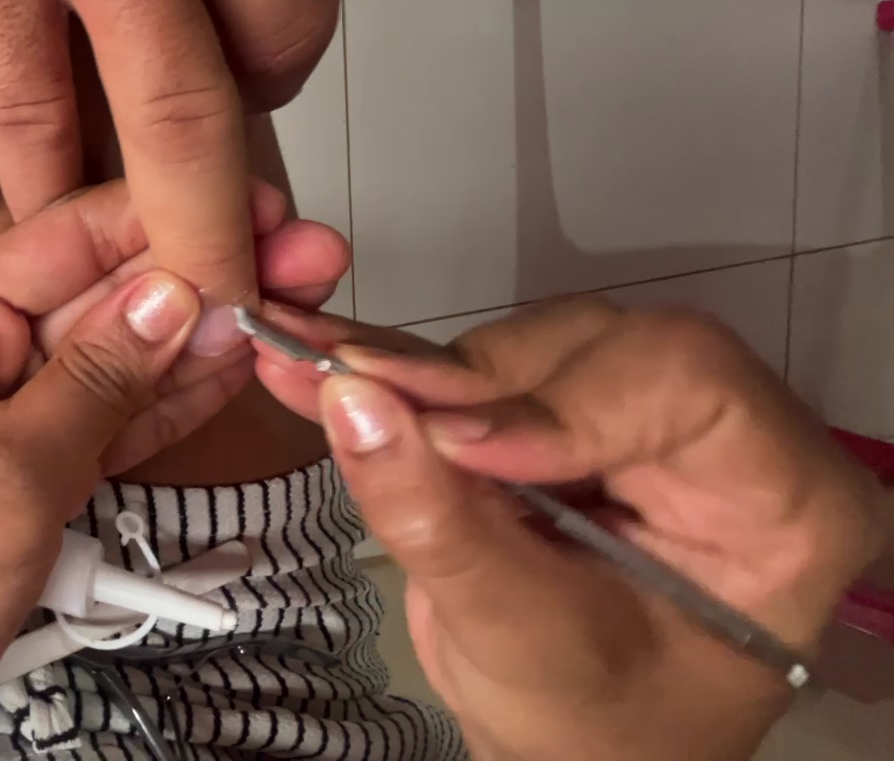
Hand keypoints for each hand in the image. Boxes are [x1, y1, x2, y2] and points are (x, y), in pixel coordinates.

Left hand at [0, 180, 271, 757]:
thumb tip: (171, 294)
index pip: (70, 237)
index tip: (258, 206)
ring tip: (297, 302)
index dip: (166, 215)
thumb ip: (92, 382)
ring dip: (206, 331)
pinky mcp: (42, 454)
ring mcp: (19, 399)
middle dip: (206, 271)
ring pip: (125, 350)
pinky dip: (174, 396)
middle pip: (109, 289)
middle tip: (309, 255)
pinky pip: (117, 412)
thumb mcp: (1, 473)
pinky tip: (238, 364)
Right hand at [257, 300, 887, 760]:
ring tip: (296, 358)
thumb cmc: (586, 718)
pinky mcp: (520, 409)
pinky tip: (297, 356)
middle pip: (576, 344)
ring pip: (495, 345)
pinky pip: (441, 368)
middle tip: (352, 387)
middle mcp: (693, 429)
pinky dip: (364, 365)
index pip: (678, 380)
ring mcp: (599, 410)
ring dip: (390, 360)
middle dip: (457, 376)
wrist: (554, 737)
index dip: (559, 398)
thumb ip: (432, 519)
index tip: (454, 445)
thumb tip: (349, 398)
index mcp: (767, 490)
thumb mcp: (516, 631)